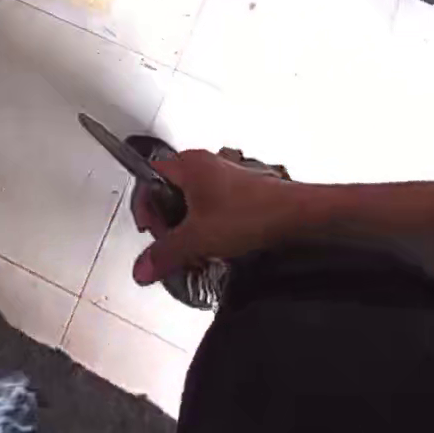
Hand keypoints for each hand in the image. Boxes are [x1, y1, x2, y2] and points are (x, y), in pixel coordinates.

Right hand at [132, 149, 300, 284]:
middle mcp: (203, 163)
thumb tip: (141, 268)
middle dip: (167, 222)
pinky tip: (214, 246)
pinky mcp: (236, 190)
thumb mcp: (197, 238)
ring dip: (186, 228)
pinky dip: (205, 226)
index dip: (145, 206)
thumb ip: (165, 253)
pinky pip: (208, 206)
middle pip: (168, 191)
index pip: (149, 176)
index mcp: (188, 164)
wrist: (292, 215)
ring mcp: (221, 175)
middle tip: (173, 245)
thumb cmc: (249, 213)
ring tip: (195, 250)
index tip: (151, 231)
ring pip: (189, 201)